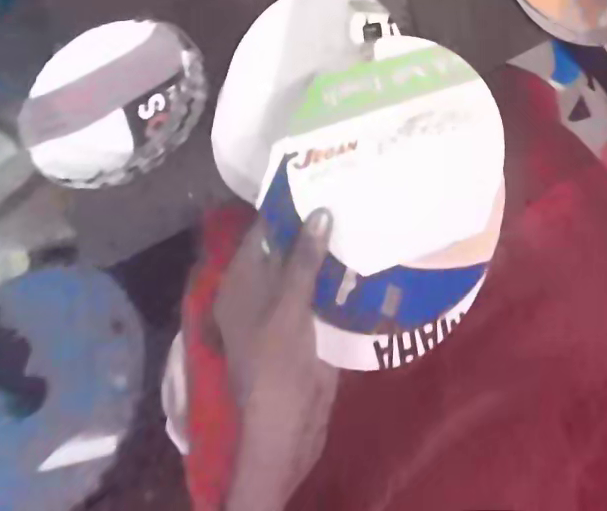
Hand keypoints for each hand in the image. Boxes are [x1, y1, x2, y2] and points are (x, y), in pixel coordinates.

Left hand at [213, 209, 336, 510]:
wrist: (287, 429)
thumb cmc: (275, 365)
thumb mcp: (288, 308)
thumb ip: (304, 259)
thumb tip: (321, 211)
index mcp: (241, 281)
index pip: (263, 230)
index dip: (288, 206)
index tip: (319, 176)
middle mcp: (260, 288)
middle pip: (287, 246)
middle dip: (314, 223)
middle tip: (347, 189)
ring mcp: (285, 306)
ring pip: (307, 266)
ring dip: (330, 247)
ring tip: (361, 210)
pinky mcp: (308, 323)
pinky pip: (322, 288)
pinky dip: (339, 272)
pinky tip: (364, 252)